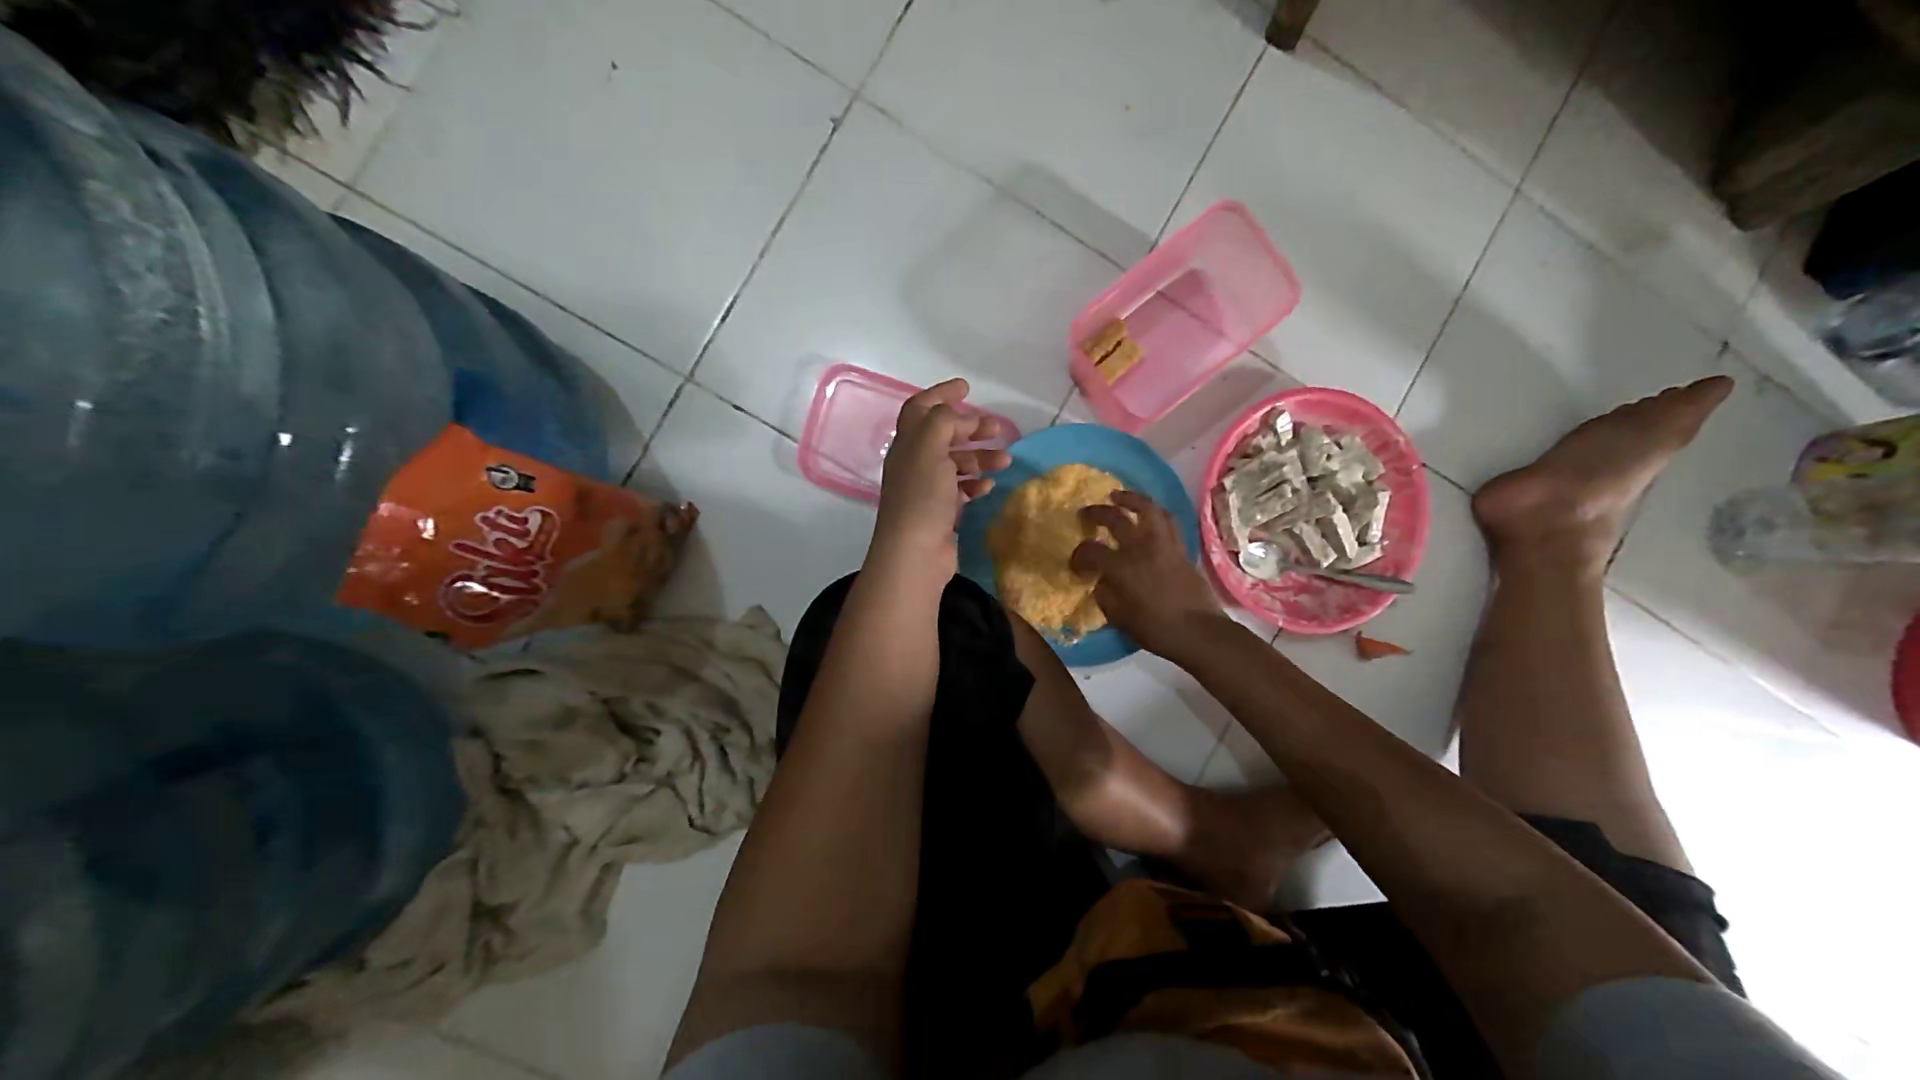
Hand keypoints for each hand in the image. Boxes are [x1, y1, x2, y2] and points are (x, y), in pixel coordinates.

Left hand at [870, 378, 1010, 581]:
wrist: (915, 553)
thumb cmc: (921, 496)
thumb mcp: (930, 447)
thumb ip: (943, 422)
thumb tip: (959, 417)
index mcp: (907, 443)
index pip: (921, 408)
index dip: (941, 394)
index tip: (967, 387)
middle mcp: (914, 463)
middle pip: (943, 435)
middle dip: (970, 427)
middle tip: (997, 429)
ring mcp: (926, 489)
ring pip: (956, 462)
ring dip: (980, 457)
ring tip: (1005, 461)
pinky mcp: (939, 512)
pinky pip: (960, 489)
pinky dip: (976, 482)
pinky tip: (989, 485)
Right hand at [1071, 490, 1221, 657]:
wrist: (1199, 632)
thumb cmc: (1156, 629)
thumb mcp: (1119, 618)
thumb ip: (1105, 596)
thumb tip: (1101, 582)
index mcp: (1122, 567)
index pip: (1091, 550)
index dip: (1079, 556)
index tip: (1076, 565)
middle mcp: (1142, 547)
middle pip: (1116, 519)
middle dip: (1097, 513)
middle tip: (1086, 512)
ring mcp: (1164, 544)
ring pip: (1147, 509)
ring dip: (1130, 499)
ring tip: (1118, 496)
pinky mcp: (1181, 548)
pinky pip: (1166, 520)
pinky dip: (1153, 512)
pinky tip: (1147, 515)